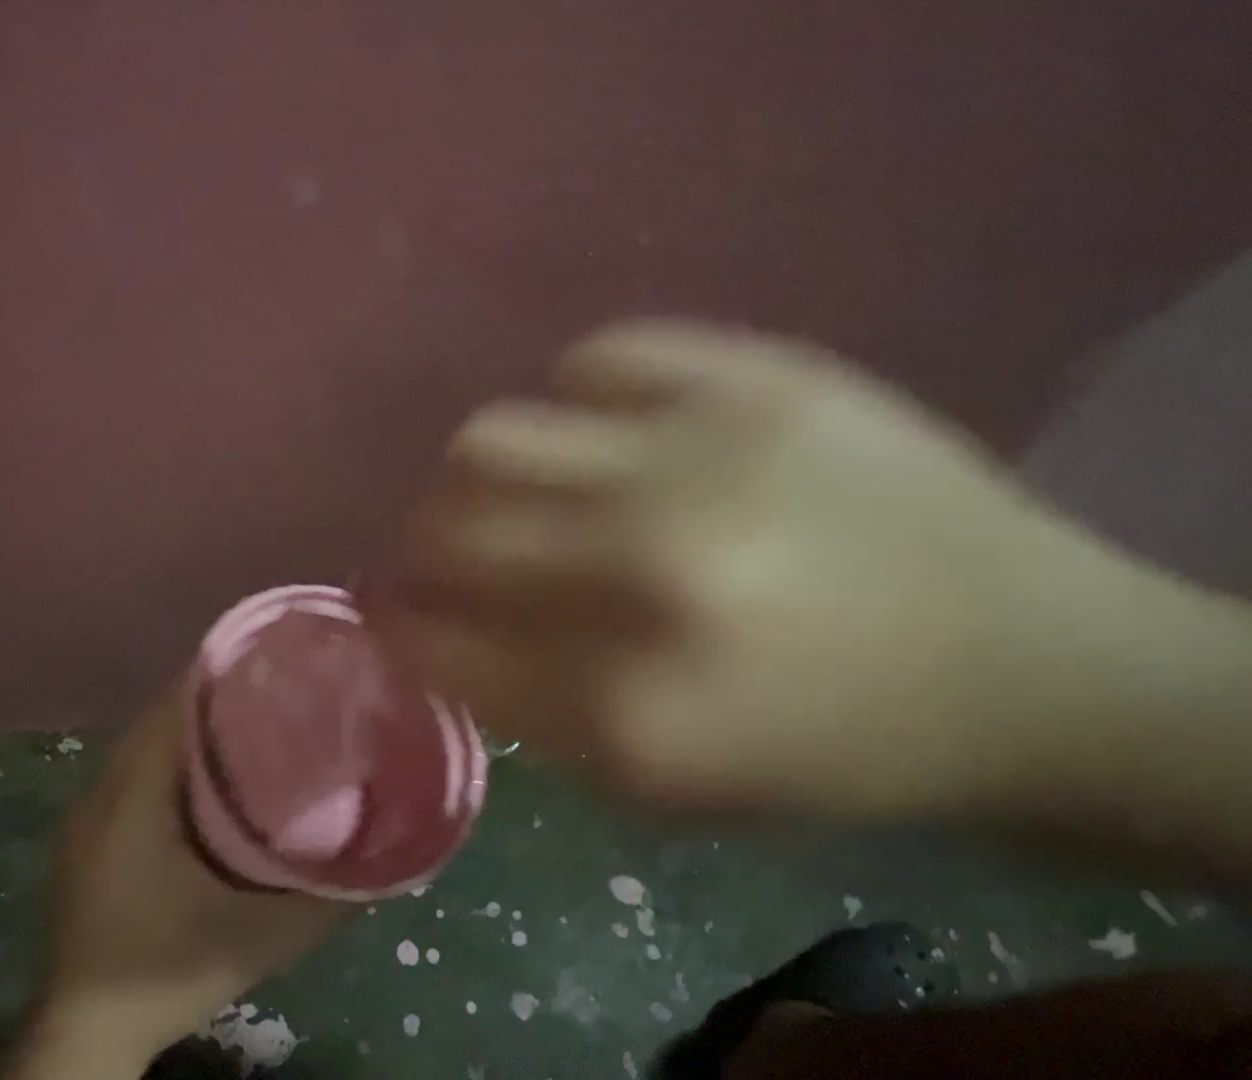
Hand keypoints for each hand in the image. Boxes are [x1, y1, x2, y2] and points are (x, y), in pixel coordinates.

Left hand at [1, 690, 351, 1078]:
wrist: (86, 1032)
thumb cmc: (167, 971)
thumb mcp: (258, 940)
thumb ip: (324, 901)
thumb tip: (385, 862)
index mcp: (131, 797)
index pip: (172, 708)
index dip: (221, 679)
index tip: (274, 667)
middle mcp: (101, 792)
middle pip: (160, 720)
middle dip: (215, 703)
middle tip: (278, 698)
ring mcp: (88, 815)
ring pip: (145, 748)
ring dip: (193, 734)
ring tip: (255, 729)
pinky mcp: (89, 837)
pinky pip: (134, 775)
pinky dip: (172, 764)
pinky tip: (212, 782)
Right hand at [379, 320, 1147, 819]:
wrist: (1022, 661)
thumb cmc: (824, 747)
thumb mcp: (658, 786)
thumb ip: (524, 708)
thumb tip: (425, 623)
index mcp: (623, 713)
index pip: (434, 642)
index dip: (399, 624)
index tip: (400, 612)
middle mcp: (643, 578)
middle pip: (445, 530)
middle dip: (420, 550)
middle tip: (447, 553)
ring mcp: (698, 459)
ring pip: (489, 437)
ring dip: (478, 477)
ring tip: (520, 491)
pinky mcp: (756, 376)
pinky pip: (593, 360)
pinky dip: (580, 404)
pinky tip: (613, 439)